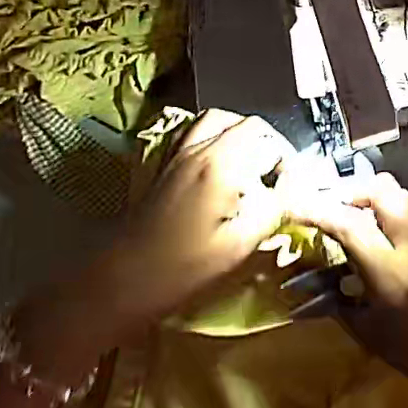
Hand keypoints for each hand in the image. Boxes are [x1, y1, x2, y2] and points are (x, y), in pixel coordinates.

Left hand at [30, 111, 296, 362]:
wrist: (116, 286)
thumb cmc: (179, 269)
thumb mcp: (238, 245)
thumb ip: (272, 209)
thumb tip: (291, 190)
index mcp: (217, 164)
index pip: (257, 130)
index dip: (279, 149)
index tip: (287, 178)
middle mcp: (194, 152)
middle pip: (231, 120)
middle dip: (257, 136)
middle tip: (270, 165)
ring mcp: (172, 161)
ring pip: (206, 125)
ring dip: (230, 134)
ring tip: (246, 163)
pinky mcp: (159, 174)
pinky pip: (188, 140)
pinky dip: (208, 143)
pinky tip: (217, 172)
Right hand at [291, 173, 407, 407]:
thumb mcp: (375, 336)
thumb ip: (344, 300)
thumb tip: (317, 280)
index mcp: (393, 275)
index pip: (349, 225)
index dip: (318, 211)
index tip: (298, 206)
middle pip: (384, 190)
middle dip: (358, 191)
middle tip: (345, 207)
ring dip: (388, 208)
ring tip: (381, 231)